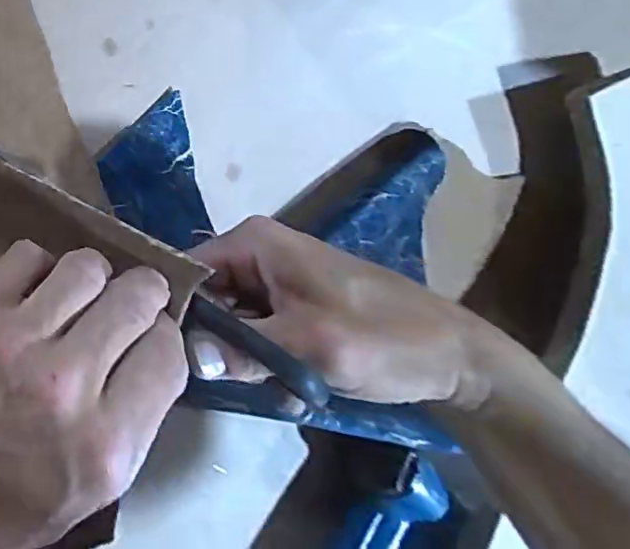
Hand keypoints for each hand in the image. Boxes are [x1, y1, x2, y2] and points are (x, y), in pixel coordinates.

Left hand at [0, 241, 187, 548]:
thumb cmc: (20, 489)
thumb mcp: (100, 480)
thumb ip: (138, 411)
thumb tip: (160, 335)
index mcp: (105, 442)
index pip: (167, 350)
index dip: (164, 334)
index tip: (151, 332)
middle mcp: (65, 385)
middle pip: (135, 298)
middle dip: (141, 292)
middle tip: (128, 298)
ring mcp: (17, 340)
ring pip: (86, 266)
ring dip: (93, 275)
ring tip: (81, 293)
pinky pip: (32, 254)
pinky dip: (41, 267)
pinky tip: (36, 292)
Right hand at [187, 216, 487, 407]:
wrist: (455, 356)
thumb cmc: (382, 338)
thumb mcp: (310, 347)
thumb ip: (246, 349)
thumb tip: (188, 354)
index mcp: (254, 241)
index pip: (190, 268)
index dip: (178, 309)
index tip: (174, 354)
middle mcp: (258, 248)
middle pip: (210, 294)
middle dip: (223, 341)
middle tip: (241, 381)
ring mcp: (277, 273)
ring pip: (235, 316)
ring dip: (250, 356)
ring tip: (282, 387)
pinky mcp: (294, 297)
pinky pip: (260, 324)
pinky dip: (271, 357)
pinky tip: (298, 385)